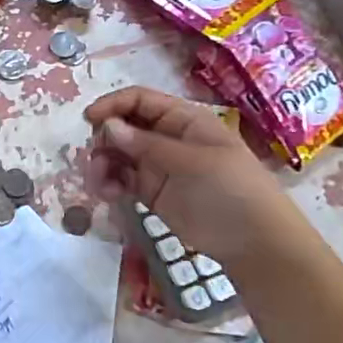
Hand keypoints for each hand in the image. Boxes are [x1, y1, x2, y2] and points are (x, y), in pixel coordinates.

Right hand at [84, 86, 309, 265]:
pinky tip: (108, 195)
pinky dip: (109, 184)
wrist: (254, 241)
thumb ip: (147, 145)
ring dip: (102, 165)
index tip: (88, 121)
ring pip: (118, 155)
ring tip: (99, 184)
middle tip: (95, 160)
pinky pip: (121, 180)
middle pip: (123, 127)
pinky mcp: (151, 192)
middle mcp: (167, 138)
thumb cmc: (231, 190)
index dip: (113, 105)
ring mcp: (158, 166)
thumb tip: (108, 126)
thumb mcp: (192, 162)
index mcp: (183, 120)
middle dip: (104, 140)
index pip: (140, 101)